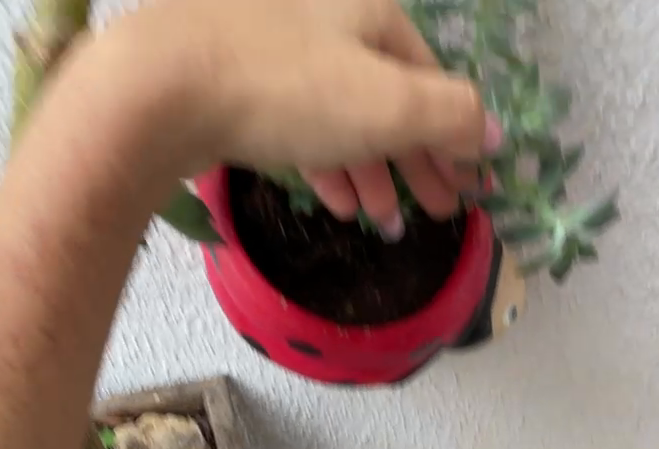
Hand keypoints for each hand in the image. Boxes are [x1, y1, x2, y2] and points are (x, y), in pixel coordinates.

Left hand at [97, 0, 499, 236]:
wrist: (163, 87)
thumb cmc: (286, 90)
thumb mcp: (386, 103)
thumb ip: (450, 117)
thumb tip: (495, 134)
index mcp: (370, 17)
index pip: (430, 83)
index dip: (455, 137)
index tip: (468, 187)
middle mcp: (327, 24)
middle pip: (389, 101)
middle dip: (416, 161)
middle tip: (436, 212)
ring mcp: (279, 55)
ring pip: (343, 120)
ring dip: (371, 172)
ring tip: (385, 219)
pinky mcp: (240, 90)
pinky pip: (300, 130)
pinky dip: (325, 165)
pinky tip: (334, 201)